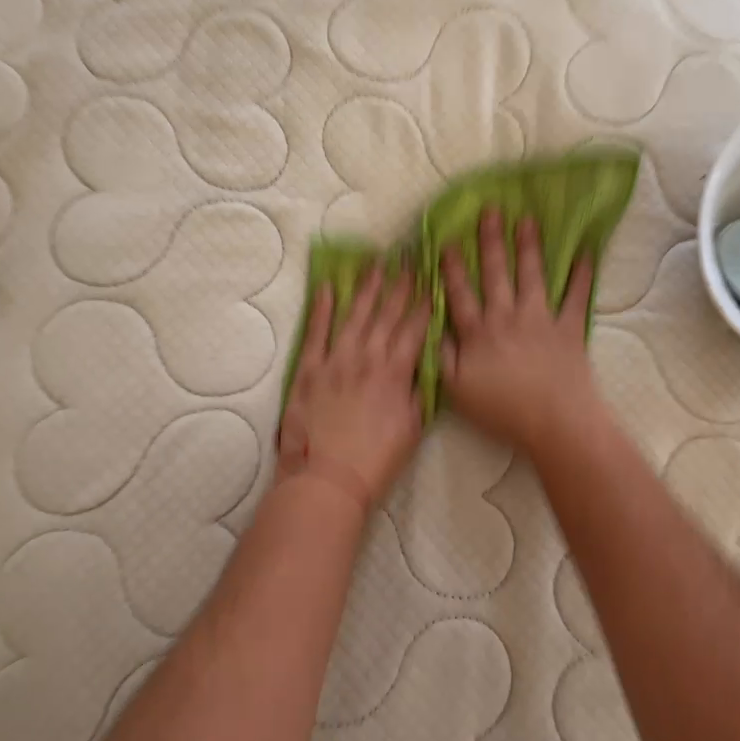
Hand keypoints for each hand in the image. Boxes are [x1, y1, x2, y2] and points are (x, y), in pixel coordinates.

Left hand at [278, 269, 429, 511]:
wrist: (328, 478)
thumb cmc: (376, 460)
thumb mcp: (412, 429)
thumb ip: (420, 393)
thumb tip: (425, 365)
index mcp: (395, 374)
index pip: (414, 330)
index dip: (424, 304)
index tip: (430, 281)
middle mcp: (367, 358)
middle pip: (386, 315)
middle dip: (399, 287)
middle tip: (406, 262)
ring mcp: (335, 360)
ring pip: (354, 316)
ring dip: (366, 289)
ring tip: (375, 264)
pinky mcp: (308, 369)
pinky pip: (316, 332)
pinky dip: (321, 308)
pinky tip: (327, 287)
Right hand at [441, 212, 604, 454]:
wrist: (554, 423)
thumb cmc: (502, 410)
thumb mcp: (456, 390)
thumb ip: (440, 357)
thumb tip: (430, 328)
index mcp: (477, 333)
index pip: (460, 293)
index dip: (452, 267)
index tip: (448, 240)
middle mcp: (507, 317)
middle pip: (496, 274)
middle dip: (491, 240)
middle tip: (490, 211)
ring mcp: (541, 320)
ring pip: (532, 276)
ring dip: (529, 246)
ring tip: (528, 219)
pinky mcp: (570, 329)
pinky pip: (576, 298)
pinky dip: (582, 275)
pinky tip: (586, 252)